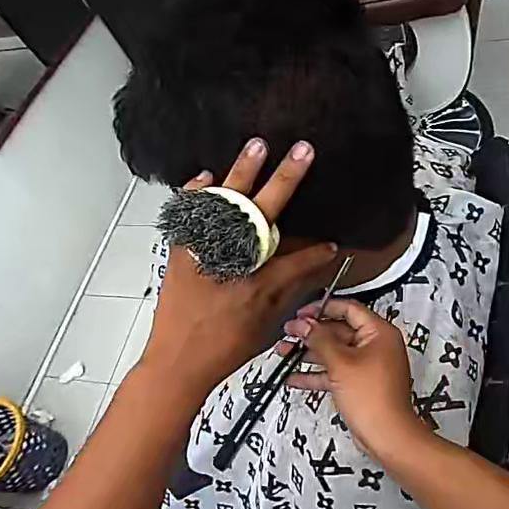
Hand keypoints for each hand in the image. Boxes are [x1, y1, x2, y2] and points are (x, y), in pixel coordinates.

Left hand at [138, 139, 338, 395]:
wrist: (177, 362)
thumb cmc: (223, 347)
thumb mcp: (264, 321)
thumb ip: (288, 287)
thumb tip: (312, 263)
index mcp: (255, 278)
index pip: (295, 255)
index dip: (316, 251)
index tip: (330, 244)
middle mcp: (228, 257)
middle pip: (262, 210)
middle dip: (286, 178)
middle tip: (302, 151)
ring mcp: (201, 251)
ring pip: (224, 203)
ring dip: (241, 172)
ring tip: (256, 146)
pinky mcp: (180, 253)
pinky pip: (188, 216)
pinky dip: (197, 195)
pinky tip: (206, 176)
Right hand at [281, 298, 425, 456]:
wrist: (386, 434)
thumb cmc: (373, 397)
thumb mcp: (340, 363)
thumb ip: (319, 340)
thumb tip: (304, 323)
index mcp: (379, 332)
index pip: (349, 309)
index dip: (323, 308)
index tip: (302, 312)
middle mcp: (377, 345)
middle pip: (339, 331)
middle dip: (312, 333)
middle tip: (288, 334)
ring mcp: (369, 365)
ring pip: (335, 352)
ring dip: (309, 353)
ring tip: (284, 353)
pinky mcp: (361, 383)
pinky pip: (336, 372)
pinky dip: (317, 374)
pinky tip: (295, 378)